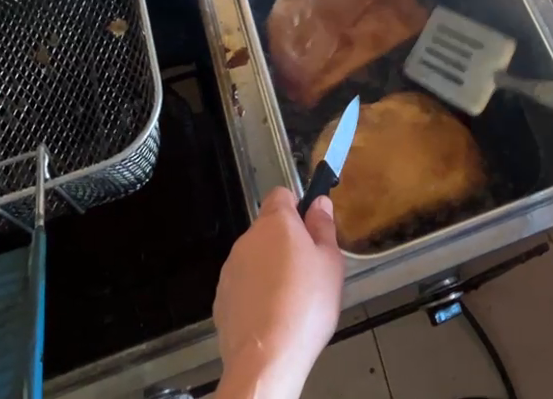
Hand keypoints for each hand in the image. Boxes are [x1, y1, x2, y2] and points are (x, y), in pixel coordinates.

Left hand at [213, 187, 344, 397]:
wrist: (267, 358)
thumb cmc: (307, 304)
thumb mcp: (330, 263)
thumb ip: (323, 228)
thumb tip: (319, 203)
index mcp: (276, 223)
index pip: (281, 195)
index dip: (297, 207)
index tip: (311, 230)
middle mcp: (247, 239)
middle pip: (268, 229)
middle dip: (286, 243)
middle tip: (308, 270)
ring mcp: (230, 269)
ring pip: (255, 258)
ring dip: (270, 268)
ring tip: (291, 300)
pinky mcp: (221, 298)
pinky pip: (243, 285)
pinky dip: (255, 293)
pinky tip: (271, 317)